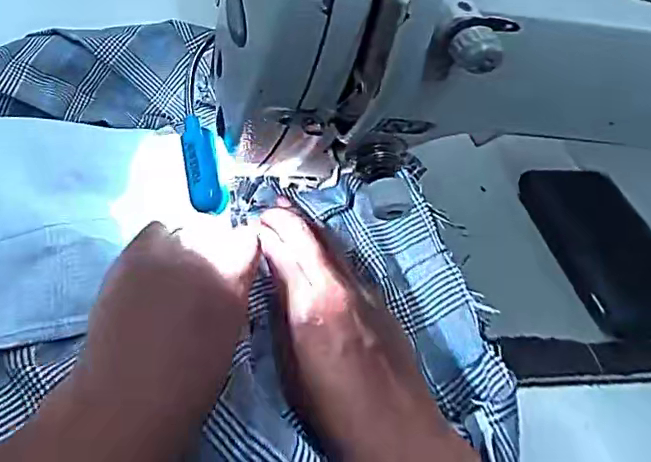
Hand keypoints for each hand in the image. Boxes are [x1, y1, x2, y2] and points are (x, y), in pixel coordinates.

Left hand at [0, 220, 258, 460]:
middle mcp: (200, 253)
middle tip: (201, 275)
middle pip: (212, 229)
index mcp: (232, 278)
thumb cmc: (188, 381)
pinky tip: (150, 272)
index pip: (247, 239)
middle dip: (212, 247)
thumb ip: (233, 294)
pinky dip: (155, 245)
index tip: (237, 264)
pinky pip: (152, 232)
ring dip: (182, 244)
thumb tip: (232, 275)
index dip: (242, 252)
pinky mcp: (132, 250)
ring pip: (181, 227)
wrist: (128, 393)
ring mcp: (163, 248)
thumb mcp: (228, 336)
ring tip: (173, 274)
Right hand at [259, 207, 473, 461]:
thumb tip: (268, 283)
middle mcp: (338, 289)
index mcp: (310, 307)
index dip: (260, 233)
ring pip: (329, 240)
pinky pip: (347, 258)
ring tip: (287, 211)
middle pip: (305, 234)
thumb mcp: (291, 371)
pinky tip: (318, 245)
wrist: (402, 439)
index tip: (247, 229)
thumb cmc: (339, 416)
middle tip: (264, 211)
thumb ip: (278, 319)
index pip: (279, 249)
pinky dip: (326, 243)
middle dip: (281, 217)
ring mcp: (364, 292)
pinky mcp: (381, 300)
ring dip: (305, 223)